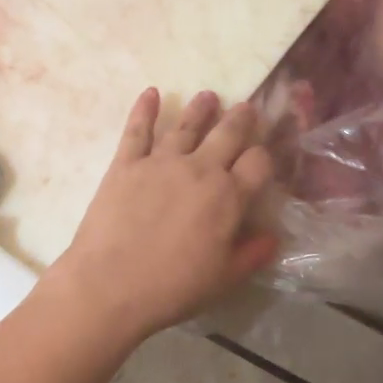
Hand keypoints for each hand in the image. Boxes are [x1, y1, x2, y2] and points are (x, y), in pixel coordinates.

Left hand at [40, 89, 275, 341]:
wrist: (110, 285)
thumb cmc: (172, 289)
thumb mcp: (222, 280)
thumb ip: (251, 255)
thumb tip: (272, 237)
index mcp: (229, 198)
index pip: (258, 163)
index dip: (264, 157)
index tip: (263, 155)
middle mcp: (199, 170)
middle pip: (228, 134)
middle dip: (241, 119)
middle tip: (247, 108)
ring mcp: (160, 163)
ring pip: (187, 125)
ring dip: (201, 108)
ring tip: (209, 96)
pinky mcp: (125, 165)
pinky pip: (137, 130)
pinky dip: (145, 109)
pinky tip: (151, 93)